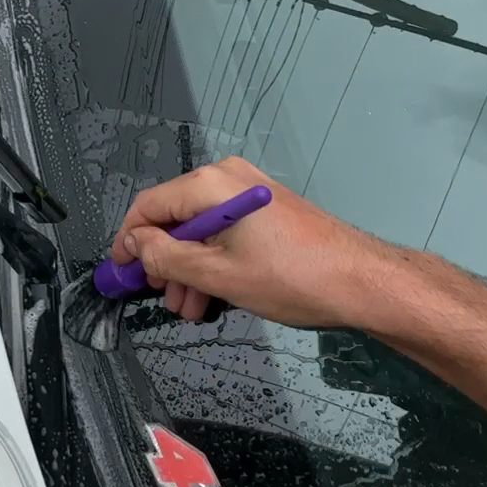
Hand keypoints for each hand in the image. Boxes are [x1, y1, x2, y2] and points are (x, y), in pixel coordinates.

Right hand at [108, 156, 399, 327]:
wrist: (366, 283)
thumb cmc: (291, 278)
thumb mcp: (218, 274)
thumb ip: (166, 257)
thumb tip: (135, 245)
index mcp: (210, 185)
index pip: (149, 205)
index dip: (129, 239)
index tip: (121, 271)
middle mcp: (225, 177)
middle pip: (173, 216)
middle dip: (163, 260)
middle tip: (162, 297)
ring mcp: (246, 190)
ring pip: (198, 227)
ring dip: (187, 266)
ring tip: (190, 308)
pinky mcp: (263, 205)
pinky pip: (222, 228)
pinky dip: (212, 257)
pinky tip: (212, 294)